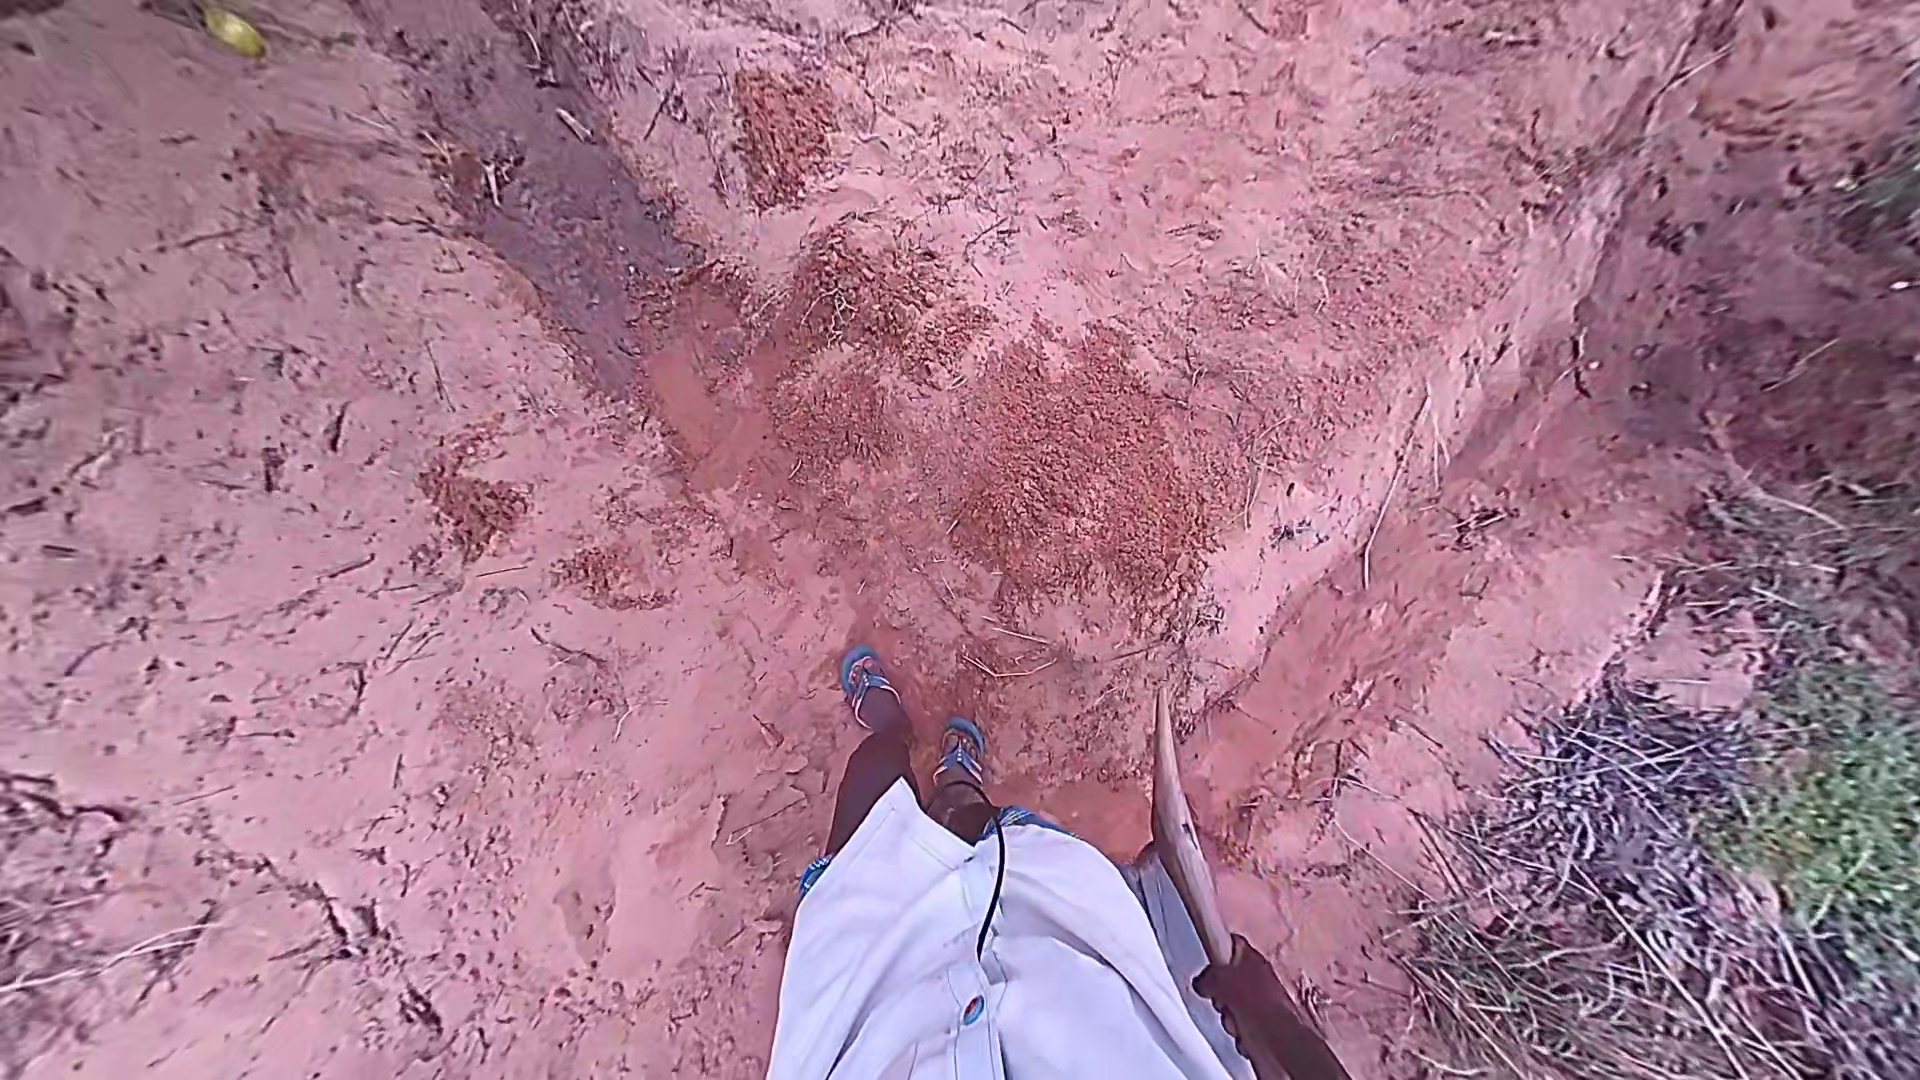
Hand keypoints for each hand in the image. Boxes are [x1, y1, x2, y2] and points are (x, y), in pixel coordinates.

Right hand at [1193, 935, 1283, 1041]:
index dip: (1217, 951)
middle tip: (1221, 1003)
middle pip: (1229, 978)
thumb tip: (1200, 983)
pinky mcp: (1268, 1025)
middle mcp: (1260, 976)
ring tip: (1235, 1024)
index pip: (1231, 943)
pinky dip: (1243, 1031)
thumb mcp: (1220, 982)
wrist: (1283, 1041)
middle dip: (1220, 994)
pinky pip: (1245, 1023)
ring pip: (1235, 1004)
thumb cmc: (1253, 1003)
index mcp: (1251, 957)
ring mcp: (1266, 1001)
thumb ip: (1206, 978)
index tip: (1209, 965)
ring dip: (1230, 1017)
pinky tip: (1245, 1037)